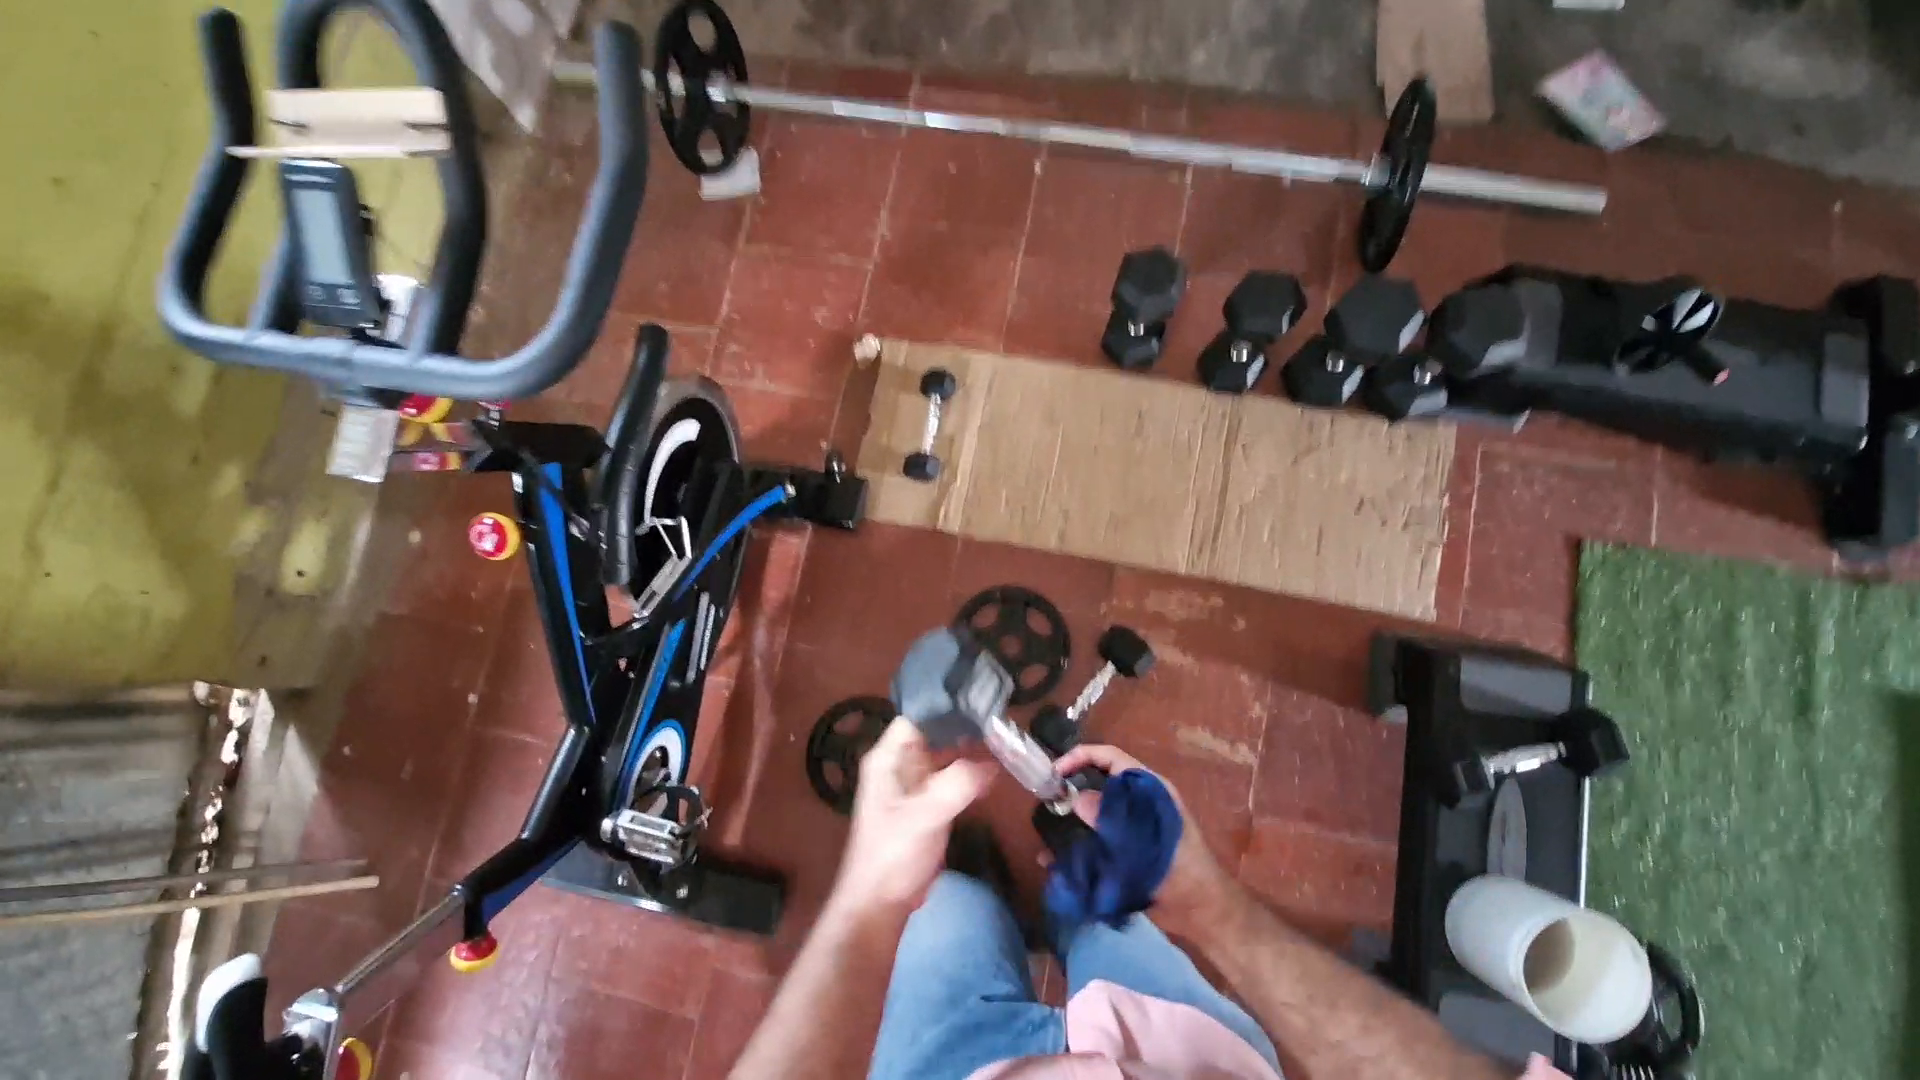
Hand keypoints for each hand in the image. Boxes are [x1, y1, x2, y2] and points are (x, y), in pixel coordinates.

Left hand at [832, 718, 996, 917]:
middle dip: (964, 725)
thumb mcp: (926, 815)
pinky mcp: (926, 805)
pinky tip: (994, 771)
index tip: (980, 699)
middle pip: (934, 732)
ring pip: (944, 755)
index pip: (917, 715)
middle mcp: (899, 765)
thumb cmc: (894, 855)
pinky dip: (969, 772)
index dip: (946, 706)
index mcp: (888, 758)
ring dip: (969, 748)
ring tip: (1003, 737)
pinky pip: (950, 777)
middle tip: (1001, 717)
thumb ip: (957, 784)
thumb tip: (991, 765)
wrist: (880, 904)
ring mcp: (913, 785)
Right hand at [1051, 744, 1236, 931]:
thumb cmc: (1180, 872)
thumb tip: (1077, 800)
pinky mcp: (1124, 851)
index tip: (1055, 772)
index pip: (1110, 758)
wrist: (1200, 912)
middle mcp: (1138, 802)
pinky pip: (1092, 841)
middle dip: (1071, 788)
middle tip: (1046, 800)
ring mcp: (1130, 827)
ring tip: (1046, 832)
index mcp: (1148, 789)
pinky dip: (1073, 848)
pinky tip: (1053, 862)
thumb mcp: (1145, 841)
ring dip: (1069, 821)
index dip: (1081, 757)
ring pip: (1092, 813)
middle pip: (1098, 782)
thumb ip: (1112, 819)